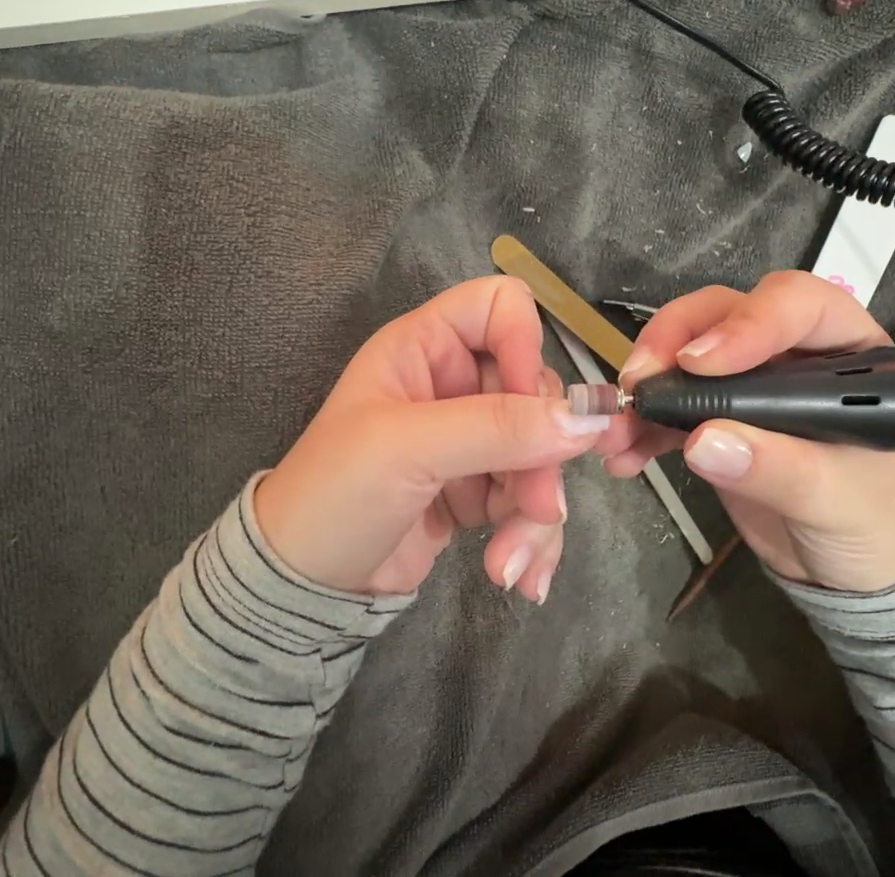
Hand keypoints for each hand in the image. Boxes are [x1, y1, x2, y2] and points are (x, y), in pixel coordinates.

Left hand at [253, 276, 612, 599]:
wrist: (303, 586)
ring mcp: (469, 440)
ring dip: (537, 512)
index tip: (537, 410)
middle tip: (538, 507)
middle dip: (542, 457)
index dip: (526, 347)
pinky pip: (530, 497)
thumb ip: (498, 428)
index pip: (501, 308)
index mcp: (423, 347)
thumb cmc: (336, 495)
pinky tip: (519, 577)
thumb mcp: (408, 450)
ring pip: (542, 451)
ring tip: (510, 565)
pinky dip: (532, 537)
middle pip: (535, 391)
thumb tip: (591, 419)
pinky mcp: (478, 489)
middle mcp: (452, 384)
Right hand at [595, 271, 894, 592]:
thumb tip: (702, 441)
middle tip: (636, 383)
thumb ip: (778, 469)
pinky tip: (622, 457)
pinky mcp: (715, 419)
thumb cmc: (876, 527)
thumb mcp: (838, 502)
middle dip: (672, 342)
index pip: (796, 306)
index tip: (696, 363)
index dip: (745, 323)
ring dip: (644, 387)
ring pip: (684, 353)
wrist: (853, 571)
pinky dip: (639, 428)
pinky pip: (668, 407)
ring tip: (614, 430)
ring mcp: (748, 385)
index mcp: (846, 353)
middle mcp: (792, 353)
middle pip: (723, 313)